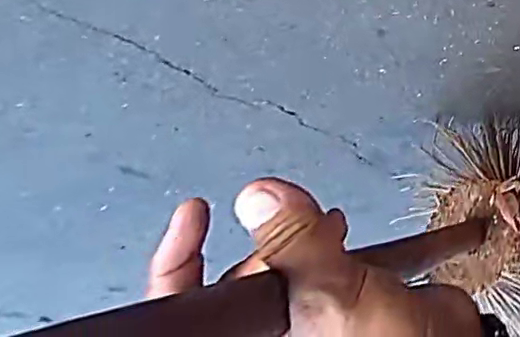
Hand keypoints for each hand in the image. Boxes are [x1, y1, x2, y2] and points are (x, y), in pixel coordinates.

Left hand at [146, 178, 483, 336]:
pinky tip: (338, 230)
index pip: (186, 305)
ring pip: (279, 271)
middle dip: (269, 244)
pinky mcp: (329, 306)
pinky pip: (313, 264)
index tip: (194, 212)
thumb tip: (260, 197)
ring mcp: (297, 325)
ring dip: (303, 239)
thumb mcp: (332, 295)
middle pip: (238, 281)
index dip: (180, 260)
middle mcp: (269, 335)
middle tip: (301, 225)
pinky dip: (325, 240)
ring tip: (329, 227)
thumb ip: (298, 246)